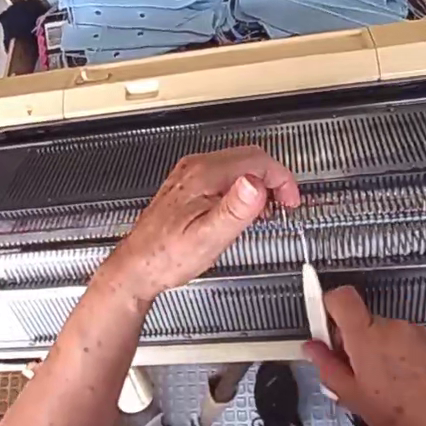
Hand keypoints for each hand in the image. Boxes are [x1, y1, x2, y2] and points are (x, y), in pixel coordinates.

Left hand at [96, 146, 300, 304]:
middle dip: (273, 179)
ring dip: (258, 183)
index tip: (290, 200)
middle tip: (283, 204)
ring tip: (266, 210)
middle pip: (249, 157)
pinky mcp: (187, 187)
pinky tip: (241, 210)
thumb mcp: (209, 237)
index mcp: (204, 175)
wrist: (136, 268)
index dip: (281, 179)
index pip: (257, 160)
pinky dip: (241, 188)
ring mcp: (190, 176)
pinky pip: (223, 176)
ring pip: (237, 165)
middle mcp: (196, 168)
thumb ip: (235, 208)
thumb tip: (257, 183)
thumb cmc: (167, 257)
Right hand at [302, 286, 425, 425]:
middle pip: (358, 319)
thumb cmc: (412, 421)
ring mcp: (412, 333)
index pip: (340, 297)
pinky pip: (399, 342)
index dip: (325, 306)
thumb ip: (329, 368)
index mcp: (367, 336)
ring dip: (372, 353)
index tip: (319, 324)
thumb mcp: (355, 399)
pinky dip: (392, 359)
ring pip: (379, 333)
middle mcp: (391, 327)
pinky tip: (396, 390)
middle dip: (349, 341)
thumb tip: (313, 350)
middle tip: (348, 373)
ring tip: (377, 390)